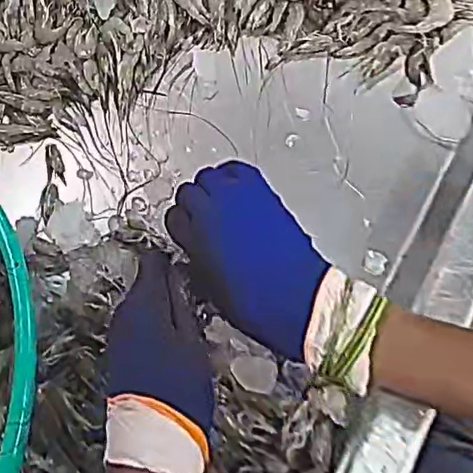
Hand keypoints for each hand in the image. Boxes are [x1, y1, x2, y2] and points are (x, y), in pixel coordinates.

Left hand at [105, 251, 213, 472]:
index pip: (152, 259)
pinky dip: (149, 326)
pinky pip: (134, 323)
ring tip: (181, 327)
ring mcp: (118, 329)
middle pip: (145, 281)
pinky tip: (165, 343)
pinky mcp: (116, 348)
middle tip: (190, 300)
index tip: (184, 262)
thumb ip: (182, 299)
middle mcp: (124, 309)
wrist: (153, 432)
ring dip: (157, 308)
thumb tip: (177, 272)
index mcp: (145, 300)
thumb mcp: (192, 338)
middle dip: (164, 286)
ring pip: (140, 303)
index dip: (169, 257)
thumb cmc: (178, 386)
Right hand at [165, 161, 327, 361]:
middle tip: (204, 216)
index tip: (188, 229)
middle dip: (194, 204)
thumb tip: (196, 249)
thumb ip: (197, 258)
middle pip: (188, 192)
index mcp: (194, 238)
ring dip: (211, 188)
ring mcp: (233, 195)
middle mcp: (210, 211)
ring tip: (221, 202)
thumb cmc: (258, 303)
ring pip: (209, 176)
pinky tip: (237, 189)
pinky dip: (232, 176)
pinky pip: (235, 170)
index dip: (181, 224)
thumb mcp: (211, 288)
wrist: (298, 298)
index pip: (174, 216)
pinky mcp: (258, 188)